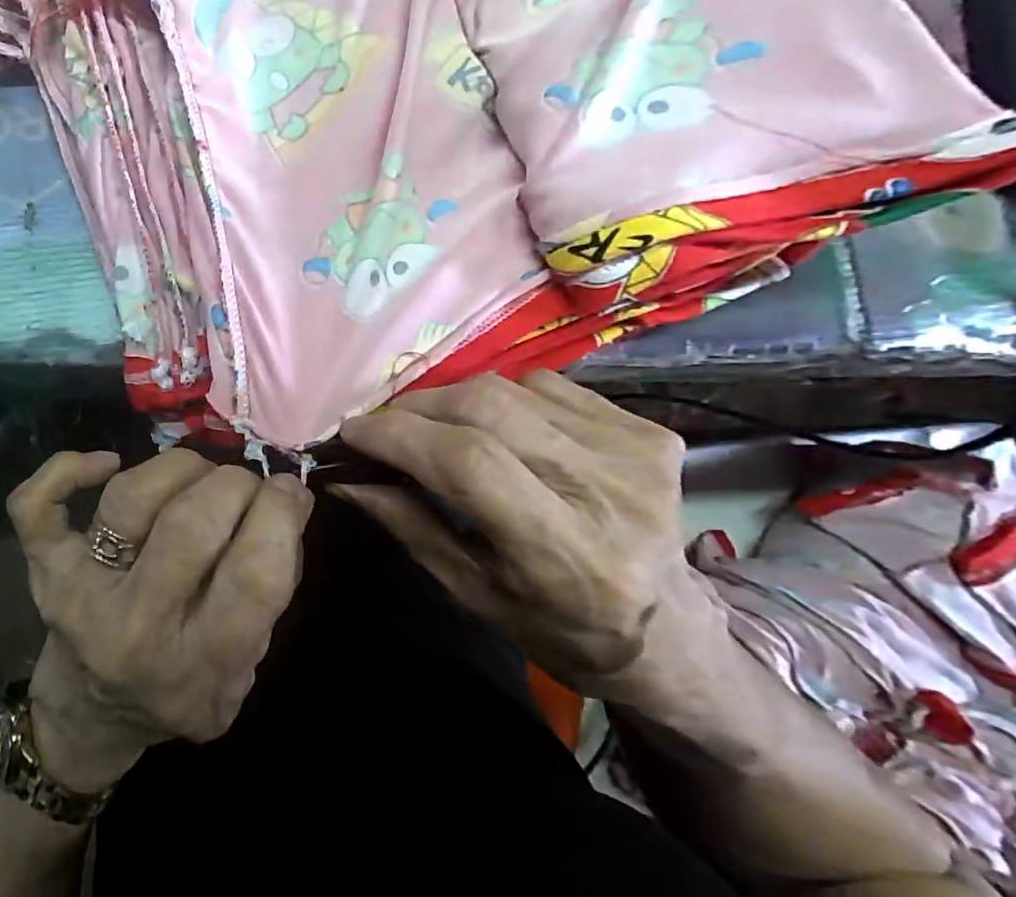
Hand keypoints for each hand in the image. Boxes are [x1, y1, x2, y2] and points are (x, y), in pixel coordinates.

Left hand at [4, 450, 311, 792]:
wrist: (91, 715)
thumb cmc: (175, 693)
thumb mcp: (238, 677)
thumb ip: (265, 601)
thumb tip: (284, 505)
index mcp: (197, 665)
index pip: (252, 578)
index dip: (280, 517)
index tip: (290, 492)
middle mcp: (134, 628)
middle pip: (189, 526)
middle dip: (233, 485)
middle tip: (246, 483)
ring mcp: (79, 594)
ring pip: (128, 498)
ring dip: (179, 466)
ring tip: (200, 473)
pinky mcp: (43, 571)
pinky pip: (35, 506)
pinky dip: (64, 470)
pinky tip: (105, 462)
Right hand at [336, 371, 701, 699]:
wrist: (670, 629)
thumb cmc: (558, 626)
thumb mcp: (471, 593)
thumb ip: (409, 526)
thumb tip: (345, 478)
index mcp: (566, 556)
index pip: (469, 463)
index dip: (399, 436)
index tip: (351, 432)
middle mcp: (610, 494)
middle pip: (486, 410)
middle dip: (415, 409)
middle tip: (382, 427)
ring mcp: (637, 454)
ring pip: (509, 388)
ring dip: (450, 401)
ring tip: (432, 429)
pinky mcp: (649, 432)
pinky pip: (545, 386)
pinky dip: (501, 398)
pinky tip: (499, 430)